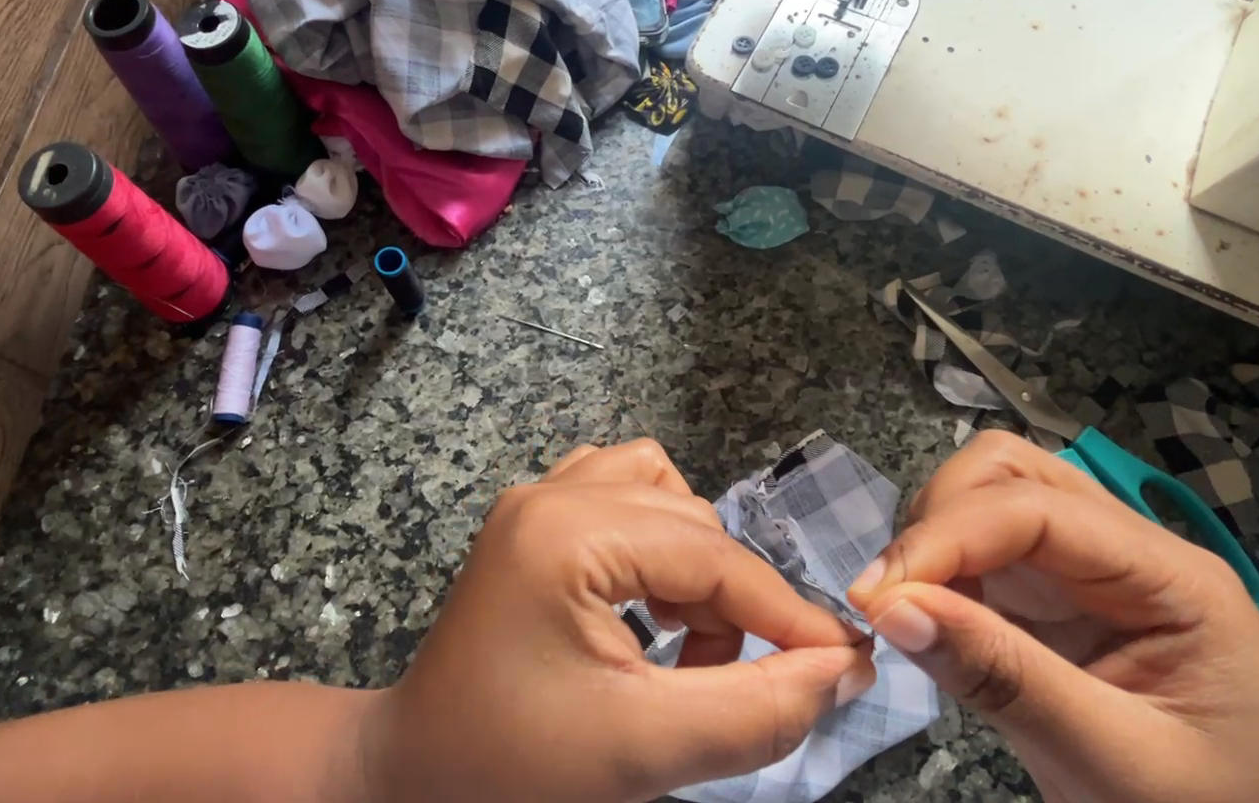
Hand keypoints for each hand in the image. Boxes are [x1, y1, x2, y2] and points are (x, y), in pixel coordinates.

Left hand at [363, 438, 875, 802]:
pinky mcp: (534, 516)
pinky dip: (654, 541)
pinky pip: (621, 493)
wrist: (415, 765)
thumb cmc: (513, 764)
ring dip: (692, 563)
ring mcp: (537, 497)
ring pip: (661, 495)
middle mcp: (551, 493)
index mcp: (565, 532)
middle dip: (730, 601)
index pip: (708, 554)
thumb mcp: (644, 749)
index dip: (784, 612)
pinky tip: (646, 601)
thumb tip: (840, 670)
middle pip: (690, 521)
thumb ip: (756, 709)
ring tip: (679, 639)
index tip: (843, 664)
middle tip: (726, 680)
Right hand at [847, 431, 1258, 802]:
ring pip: (984, 491)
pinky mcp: (1048, 588)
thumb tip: (887, 610)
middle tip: (894, 595)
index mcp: (1171, 578)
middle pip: (1007, 470)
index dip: (944, 539)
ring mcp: (1084, 562)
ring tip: (909, 607)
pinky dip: (935, 566)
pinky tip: (929, 617)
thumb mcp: (1119, 765)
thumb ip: (1007, 681)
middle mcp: (1124, 547)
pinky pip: (975, 543)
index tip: (874, 598)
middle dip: (937, 518)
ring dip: (932, 536)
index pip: (1033, 509)